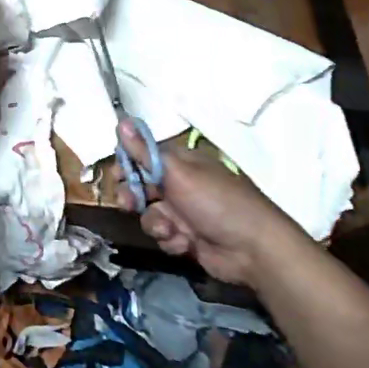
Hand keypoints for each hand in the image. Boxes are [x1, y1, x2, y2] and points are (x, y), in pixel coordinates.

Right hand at [116, 123, 308, 285]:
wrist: (251, 248)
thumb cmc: (216, 202)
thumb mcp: (178, 173)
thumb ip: (145, 152)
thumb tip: (122, 119)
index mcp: (183, 162)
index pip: (146, 156)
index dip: (128, 165)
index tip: (116, 175)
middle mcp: (182, 184)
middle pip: (144, 187)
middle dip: (135, 197)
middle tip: (129, 204)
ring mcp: (185, 212)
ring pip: (152, 215)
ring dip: (158, 224)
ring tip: (173, 230)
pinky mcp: (188, 238)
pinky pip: (165, 236)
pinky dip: (172, 240)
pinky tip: (186, 244)